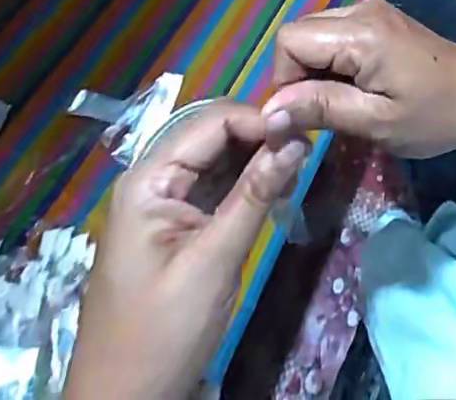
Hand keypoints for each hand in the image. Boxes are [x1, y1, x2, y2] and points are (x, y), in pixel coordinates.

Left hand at [65, 103, 307, 399]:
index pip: (212, 122)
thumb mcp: (214, 261)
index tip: (303, 133)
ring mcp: (164, 201)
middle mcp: (154, 178)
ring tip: (297, 169)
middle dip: (259, 137)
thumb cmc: (162, 334)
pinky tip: (275, 188)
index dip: (258, 120)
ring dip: (256, 158)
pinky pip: (215, 185)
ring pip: (218, 157)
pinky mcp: (177, 222)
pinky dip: (246, 183)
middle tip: (305, 152)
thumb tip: (298, 140)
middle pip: (214, 134)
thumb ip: (255, 195)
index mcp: (149, 179)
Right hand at [263, 0, 455, 157]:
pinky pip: (334, 31)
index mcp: (359, 32)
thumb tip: (268, 113)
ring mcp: (370, 9)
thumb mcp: (376, 122)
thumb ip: (320, 109)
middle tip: (322, 111)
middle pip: (299, 32)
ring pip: (315, 31)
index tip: (303, 114)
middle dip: (297, 74)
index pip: (289, 41)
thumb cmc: (435, 114)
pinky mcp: (378, 17)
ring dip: (314, 67)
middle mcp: (360, 9)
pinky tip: (354, 85)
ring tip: (341, 100)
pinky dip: (331, 59)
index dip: (284, 79)